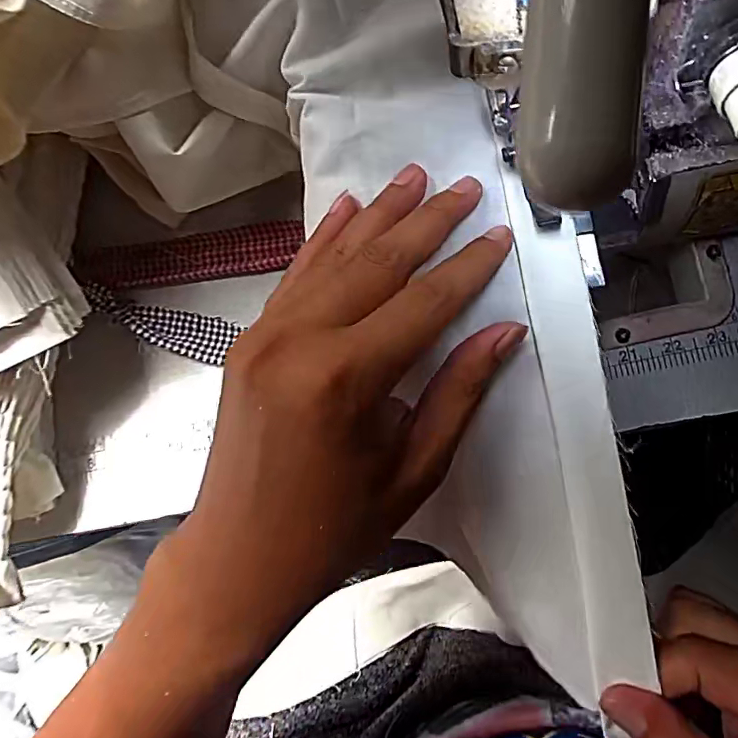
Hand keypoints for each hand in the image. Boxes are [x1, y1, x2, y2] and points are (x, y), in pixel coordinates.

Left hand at [170, 162, 524, 651]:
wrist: (234, 560)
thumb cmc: (331, 529)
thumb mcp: (413, 470)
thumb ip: (458, 392)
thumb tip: (503, 334)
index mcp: (345, 379)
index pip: (424, 303)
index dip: (468, 266)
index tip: (498, 235)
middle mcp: (300, 341)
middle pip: (379, 263)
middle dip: (429, 221)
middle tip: (464, 188)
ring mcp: (266, 334)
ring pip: (336, 256)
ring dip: (380, 213)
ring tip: (414, 177)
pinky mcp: (251, 338)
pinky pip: (296, 274)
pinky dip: (325, 236)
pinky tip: (348, 206)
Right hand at [601, 589, 737, 737]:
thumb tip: (622, 702)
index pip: (688, 650)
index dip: (647, 677)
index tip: (623, 705)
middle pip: (690, 614)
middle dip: (656, 657)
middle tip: (646, 710)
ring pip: (698, 614)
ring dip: (673, 654)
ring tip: (678, 713)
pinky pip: (715, 632)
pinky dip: (692, 661)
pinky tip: (699, 707)